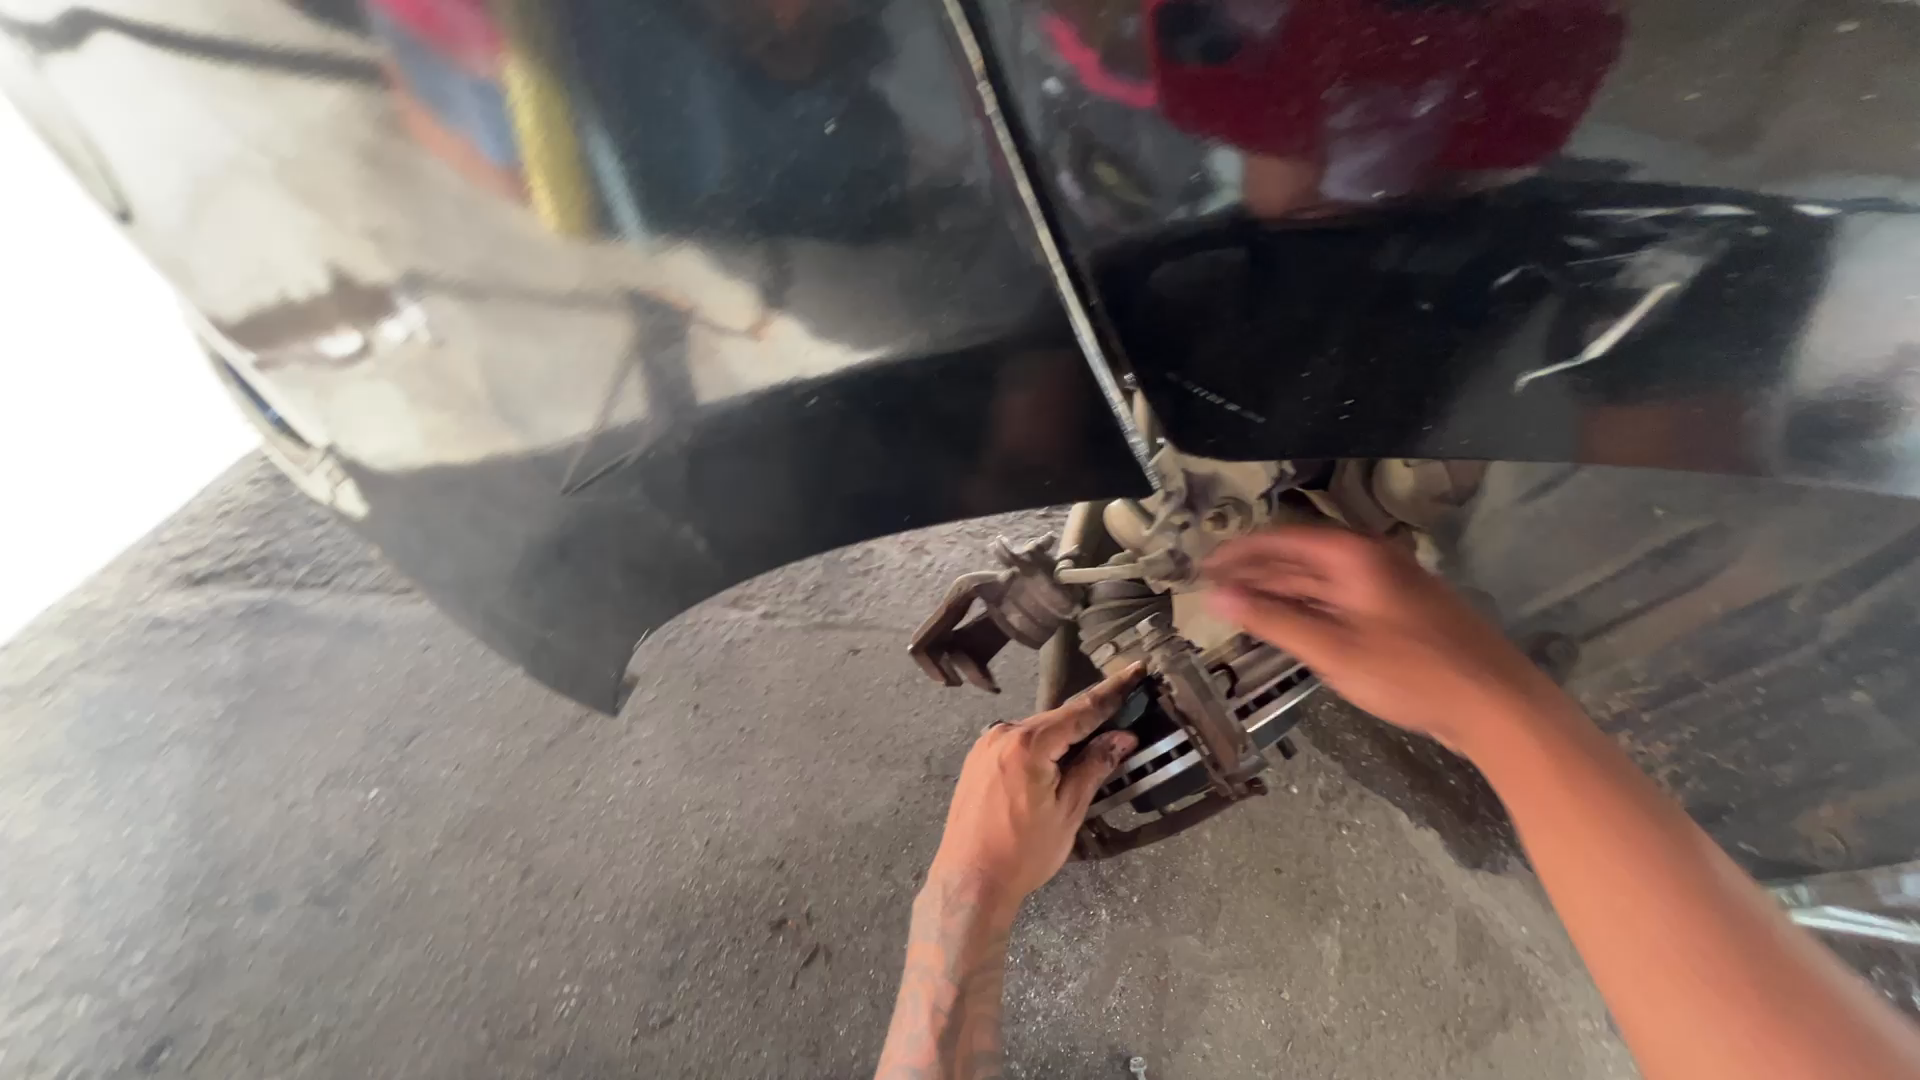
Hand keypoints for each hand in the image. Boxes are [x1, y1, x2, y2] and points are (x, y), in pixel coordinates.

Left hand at [924, 666, 1143, 921]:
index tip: (1135, 669)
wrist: (969, 880)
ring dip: (1065, 738)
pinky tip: (1057, 763)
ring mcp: (986, 744)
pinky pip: (1018, 743)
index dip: (1112, 692)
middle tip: (1124, 716)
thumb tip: (1123, 737)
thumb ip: (1094, 767)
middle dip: (1090, 721)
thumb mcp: (1068, 811)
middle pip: (1057, 720)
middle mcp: (1002, 733)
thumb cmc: (1023, 852)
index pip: (1079, 711)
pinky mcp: (978, 759)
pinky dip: (1042, 748)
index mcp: (1027, 743)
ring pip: (1037, 731)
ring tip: (1095, 748)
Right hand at [1203, 526, 1562, 755]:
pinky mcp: (1397, 614)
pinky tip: (1285, 624)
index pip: (1281, 539)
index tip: (1203, 566)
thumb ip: (1271, 620)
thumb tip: (1217, 596)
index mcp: (1353, 557)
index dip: (1238, 551)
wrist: (1499, 707)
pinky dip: (1305, 609)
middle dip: (1254, 572)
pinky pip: (1337, 601)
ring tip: (1238, 605)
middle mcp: (1369, 561)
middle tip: (1212, 587)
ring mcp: (1386, 587)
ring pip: (1318, 582)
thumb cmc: (1411, 673)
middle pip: (1299, 558)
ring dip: (1277, 591)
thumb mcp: (1332, 649)